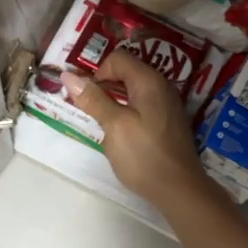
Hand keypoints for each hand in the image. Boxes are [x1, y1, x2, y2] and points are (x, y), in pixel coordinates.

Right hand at [64, 52, 214, 210]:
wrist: (179, 189)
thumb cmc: (144, 155)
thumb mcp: (114, 125)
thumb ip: (93, 99)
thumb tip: (68, 76)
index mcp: (149, 81)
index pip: (118, 58)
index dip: (97, 73)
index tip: (87, 98)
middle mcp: (162, 86)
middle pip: (127, 72)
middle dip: (104, 86)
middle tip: (89, 109)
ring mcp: (168, 105)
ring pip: (134, 91)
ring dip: (114, 101)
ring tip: (102, 122)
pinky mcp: (168, 122)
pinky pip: (143, 106)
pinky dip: (128, 112)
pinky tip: (122, 133)